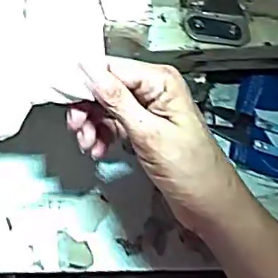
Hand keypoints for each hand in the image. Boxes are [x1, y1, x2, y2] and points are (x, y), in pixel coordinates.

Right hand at [68, 58, 251, 233]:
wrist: (211, 209)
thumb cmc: (195, 172)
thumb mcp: (149, 134)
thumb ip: (117, 99)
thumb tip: (90, 70)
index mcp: (160, 81)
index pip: (110, 68)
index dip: (86, 82)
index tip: (67, 97)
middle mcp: (153, 89)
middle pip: (104, 86)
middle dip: (87, 108)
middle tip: (77, 125)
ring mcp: (147, 108)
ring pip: (104, 105)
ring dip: (91, 124)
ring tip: (87, 142)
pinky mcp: (142, 125)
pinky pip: (111, 121)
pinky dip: (101, 134)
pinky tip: (97, 147)